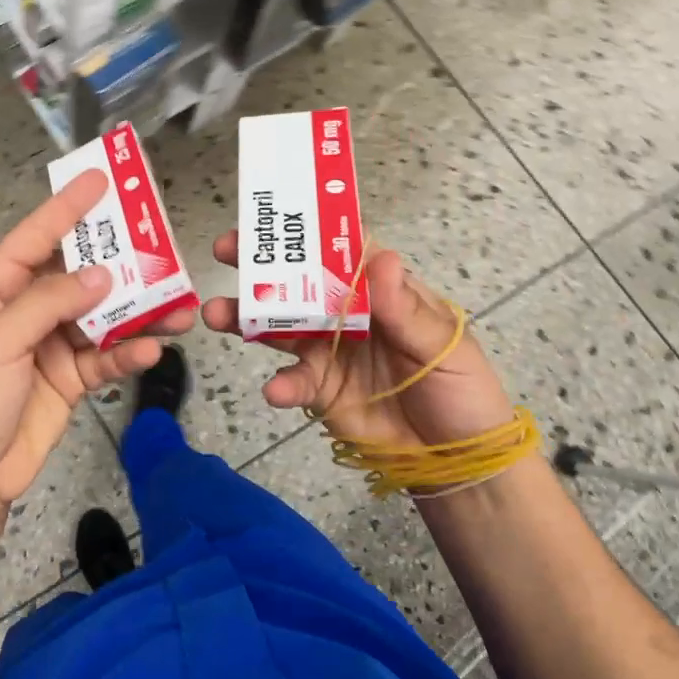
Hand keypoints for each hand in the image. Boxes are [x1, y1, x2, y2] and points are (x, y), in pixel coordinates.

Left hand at [0, 170, 196, 517]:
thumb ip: (49, 302)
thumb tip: (102, 275)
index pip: (33, 239)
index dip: (65, 209)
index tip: (100, 181)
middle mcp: (24, 312)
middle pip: (77, 276)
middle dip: (117, 263)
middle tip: (160, 246)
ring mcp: (49, 347)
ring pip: (101, 318)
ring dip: (137, 313)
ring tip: (178, 307)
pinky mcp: (70, 380)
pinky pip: (105, 358)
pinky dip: (129, 354)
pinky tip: (152, 350)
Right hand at [201, 231, 512, 448]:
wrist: (457, 460)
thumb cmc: (462, 391)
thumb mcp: (444, 346)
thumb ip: (406, 310)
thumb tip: (379, 258)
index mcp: (382, 292)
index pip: (343, 251)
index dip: (309, 232)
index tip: (276, 218)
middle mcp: (348, 314)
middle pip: (299, 282)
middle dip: (260, 265)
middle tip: (225, 249)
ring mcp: (328, 351)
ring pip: (280, 325)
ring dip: (246, 318)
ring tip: (216, 314)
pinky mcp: (319, 389)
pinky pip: (292, 380)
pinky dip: (281, 384)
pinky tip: (275, 390)